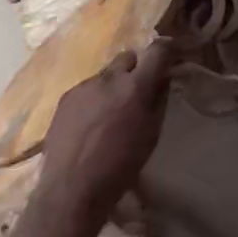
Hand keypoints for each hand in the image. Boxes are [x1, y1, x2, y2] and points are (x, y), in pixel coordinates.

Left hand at [37, 40, 174, 217]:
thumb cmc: (120, 166)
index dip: (167, 49)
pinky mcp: (65, 97)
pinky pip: (87, 88)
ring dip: (114, 85)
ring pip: (106, 74)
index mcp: (135, 87)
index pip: (157, 50)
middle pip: (128, 57)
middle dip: (137, 68)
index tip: (172, 56)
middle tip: (139, 91)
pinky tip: (91, 123)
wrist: (71, 187)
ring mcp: (83, 86)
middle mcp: (108, 79)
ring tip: (112, 113)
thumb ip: (159, 100)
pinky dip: (95, 97)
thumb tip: (163, 79)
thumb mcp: (151, 134)